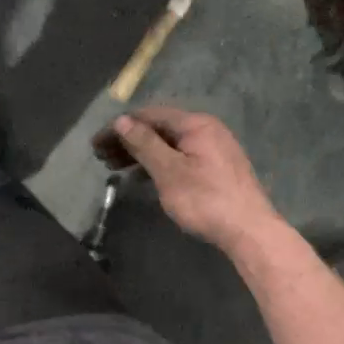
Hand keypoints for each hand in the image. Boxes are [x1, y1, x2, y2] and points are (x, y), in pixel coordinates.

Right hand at [92, 106, 279, 251]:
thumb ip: (144, 144)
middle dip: (128, 140)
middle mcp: (206, 129)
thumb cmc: (204, 199)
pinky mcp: (215, 168)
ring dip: (140, 153)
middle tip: (101, 158)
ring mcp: (213, 149)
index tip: (96, 144)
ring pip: (169, 144)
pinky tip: (142, 177)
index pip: (150, 115)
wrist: (247, 229)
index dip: (120, 127)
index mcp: (195, 124)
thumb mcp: (169, 171)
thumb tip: (122, 121)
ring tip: (115, 168)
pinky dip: (157, 163)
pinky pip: (179, 156)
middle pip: (159, 128)